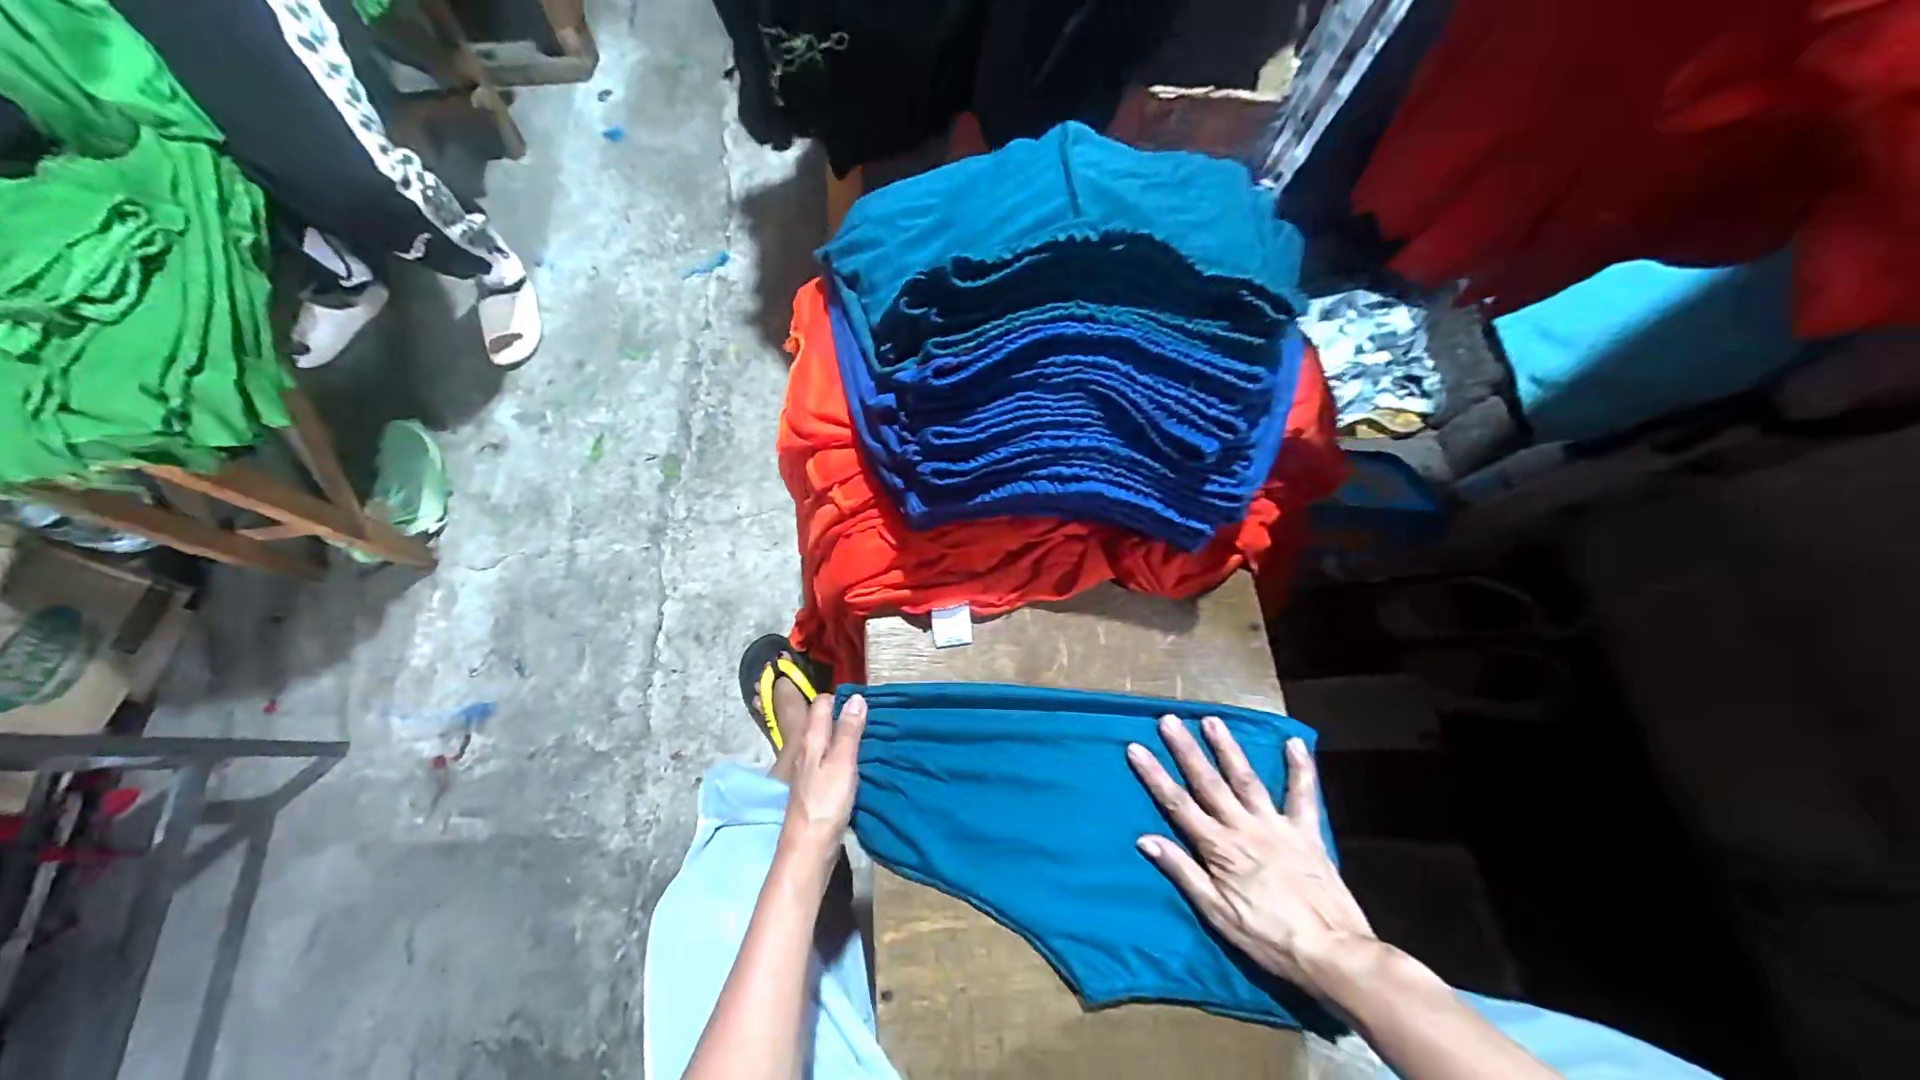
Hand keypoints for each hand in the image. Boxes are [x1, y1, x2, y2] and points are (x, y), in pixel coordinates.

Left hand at [778, 693, 866, 870]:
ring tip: (871, 735)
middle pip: (823, 722)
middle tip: (873, 715)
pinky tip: (858, 762)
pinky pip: (830, 760)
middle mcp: (806, 750)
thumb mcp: (842, 761)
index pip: (821, 704)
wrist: (809, 847)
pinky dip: (844, 755)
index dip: (841, 697)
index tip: (865, 699)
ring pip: (827, 741)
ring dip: (845, 736)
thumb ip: (848, 730)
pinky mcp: (816, 788)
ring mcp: (809, 771)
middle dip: (844, 714)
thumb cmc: (826, 801)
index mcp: (811, 739)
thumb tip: (856, 697)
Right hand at [1128, 715, 1378, 995]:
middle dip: (1186, 750)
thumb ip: (1182, 871)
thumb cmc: (1268, 938)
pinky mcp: (1307, 833)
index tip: (1135, 747)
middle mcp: (1244, 827)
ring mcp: (1277, 826)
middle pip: (1208, 782)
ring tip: (1212, 720)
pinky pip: (1303, 796)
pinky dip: (1300, 768)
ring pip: (1246, 779)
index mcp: (1219, 848)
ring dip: (1227, 748)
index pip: (1178, 804)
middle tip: (1169, 720)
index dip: (1154, 775)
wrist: (1332, 953)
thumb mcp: (1217, 913)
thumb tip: (1145, 839)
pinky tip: (1295, 743)